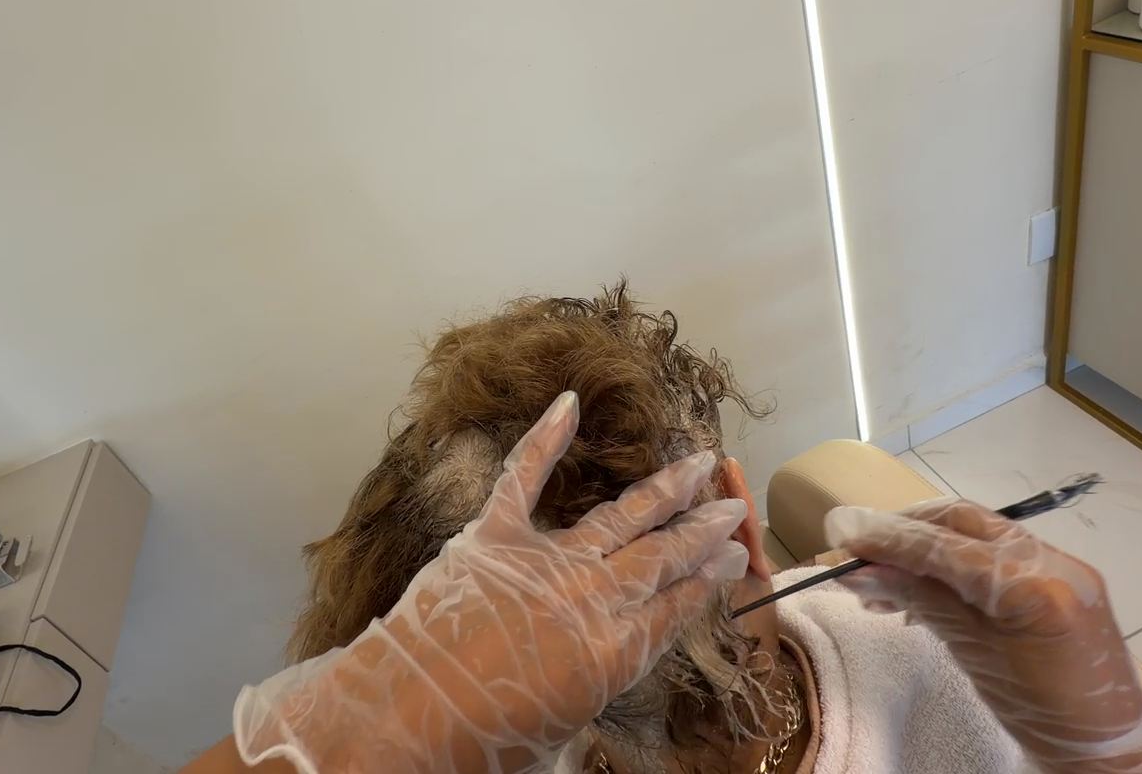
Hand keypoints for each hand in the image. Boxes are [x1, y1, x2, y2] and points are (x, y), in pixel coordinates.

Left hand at [233, 391, 749, 773]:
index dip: (709, 582)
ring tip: (699, 462)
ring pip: (622, 516)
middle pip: (662, 557)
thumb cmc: (480, 747)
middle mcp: (591, 599)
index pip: (675, 610)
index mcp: (610, 655)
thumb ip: (587, 693)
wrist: (406, 721)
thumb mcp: (556, 741)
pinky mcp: (495, 533)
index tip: (734, 559)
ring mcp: (546, 560)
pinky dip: (545, 436)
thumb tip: (596, 671)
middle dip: (704, 531)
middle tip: (735, 507)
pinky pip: (524, 475)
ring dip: (665, 489)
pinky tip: (569, 401)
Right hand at [825, 499, 1141, 773]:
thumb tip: (854, 571)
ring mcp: (1059, 561)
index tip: (842, 538)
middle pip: (958, 518)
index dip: (887, 540)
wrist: (1109, 749)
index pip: (943, 547)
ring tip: (885, 573)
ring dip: (923, 542)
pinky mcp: (1058, 571)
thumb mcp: (969, 654)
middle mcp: (1050, 561)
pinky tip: (923, 581)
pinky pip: (991, 547)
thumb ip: (914, 598)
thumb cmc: (1038, 712)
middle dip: (904, 527)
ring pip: (972, 527)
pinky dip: (950, 555)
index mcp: (1034, 589)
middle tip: (861, 546)